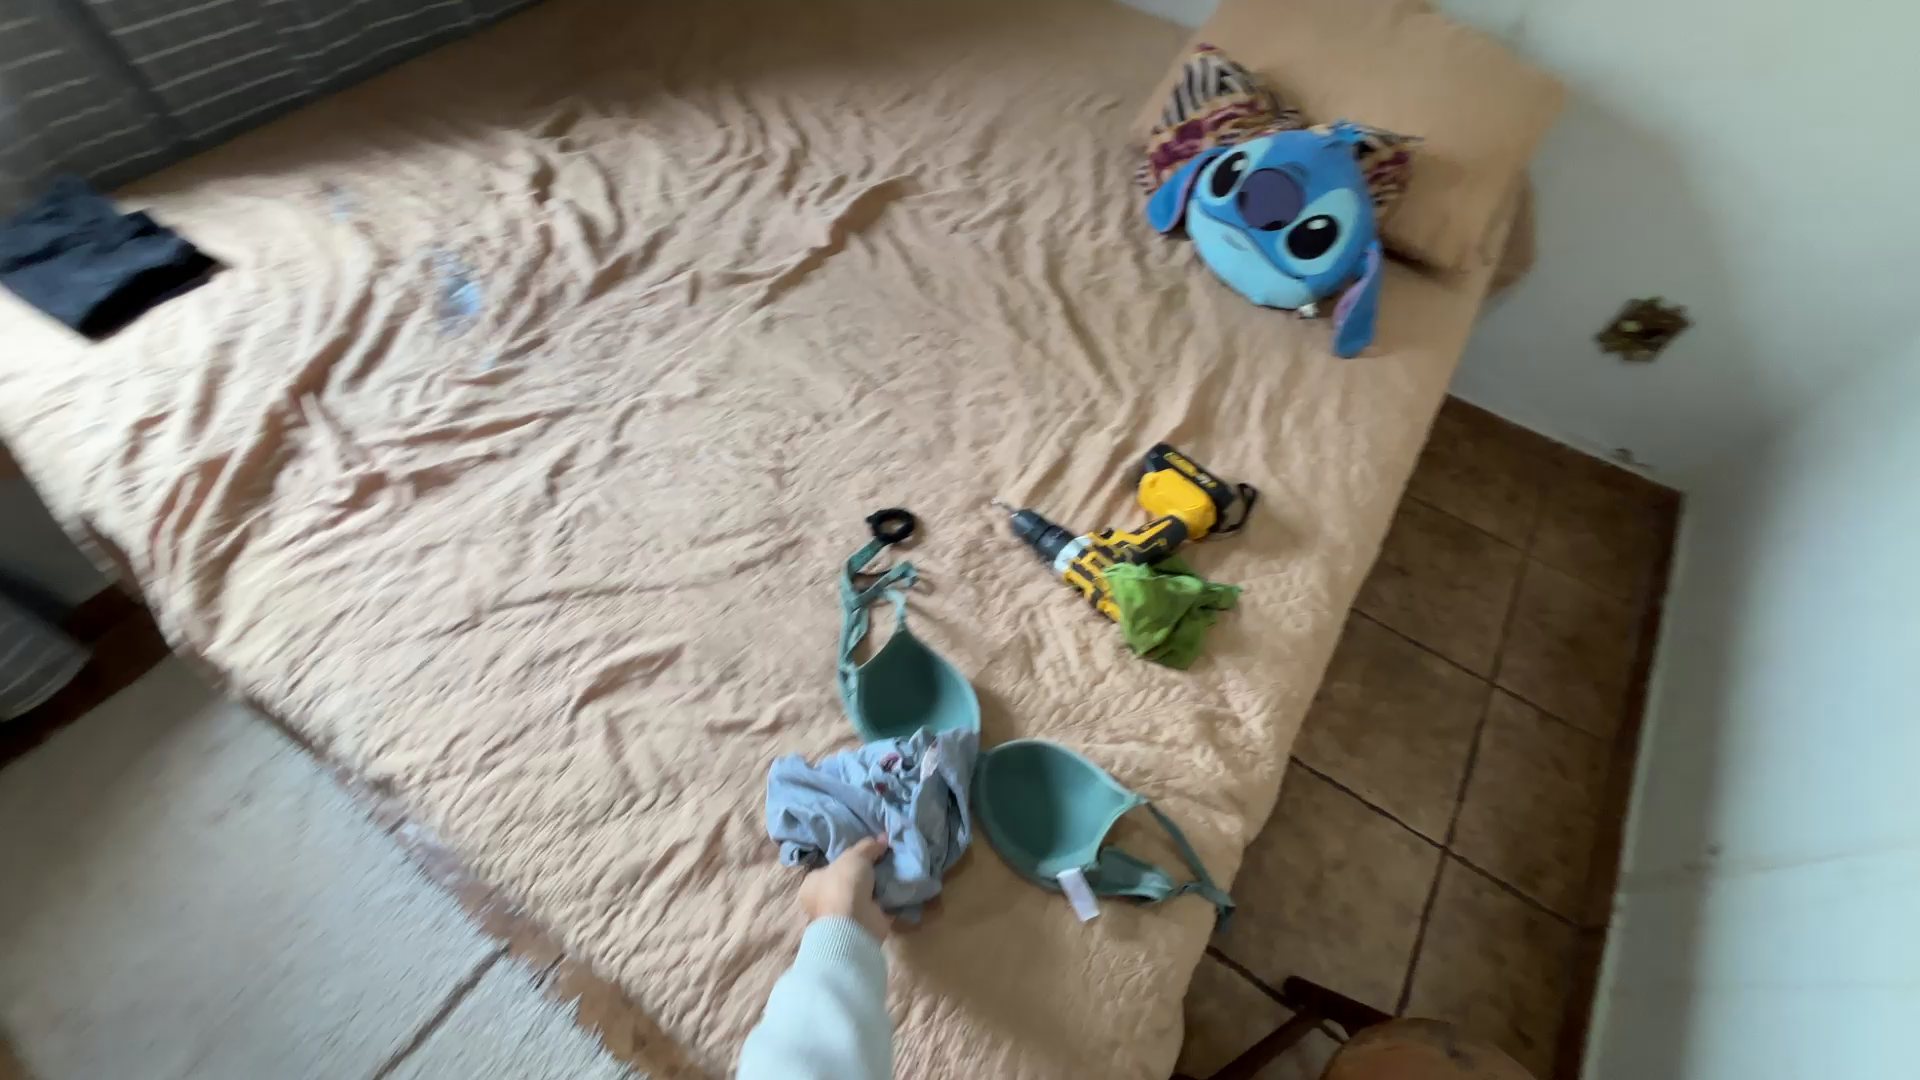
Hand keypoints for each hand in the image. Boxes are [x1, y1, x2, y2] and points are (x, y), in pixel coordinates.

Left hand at [800, 835, 891, 942]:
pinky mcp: (859, 926)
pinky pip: (874, 907)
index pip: (828, 867)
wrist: (854, 923)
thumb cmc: (844, 884)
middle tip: (881, 860)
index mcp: (812, 883)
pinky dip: (884, 900)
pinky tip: (895, 888)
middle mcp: (823, 901)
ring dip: (875, 886)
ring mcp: (841, 916)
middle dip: (862, 873)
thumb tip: (882, 838)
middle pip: (846, 880)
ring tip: (891, 871)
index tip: (864, 852)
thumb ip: (868, 846)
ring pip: (861, 895)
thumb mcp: (855, 855)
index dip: (845, 859)